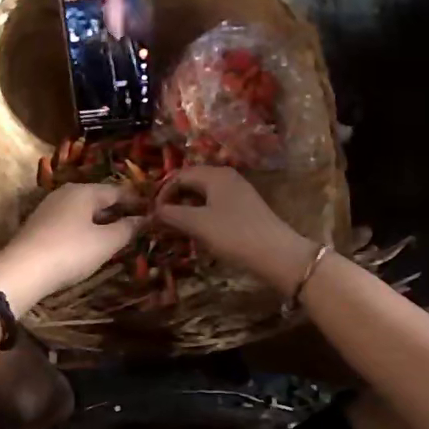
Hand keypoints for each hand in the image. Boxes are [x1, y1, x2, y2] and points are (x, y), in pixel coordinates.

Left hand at [0, 183, 142, 304]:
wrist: (23, 270)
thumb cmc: (71, 251)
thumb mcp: (106, 242)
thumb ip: (127, 228)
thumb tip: (145, 218)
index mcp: (85, 191)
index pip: (118, 191)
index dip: (137, 201)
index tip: (153, 211)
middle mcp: (66, 193)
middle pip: (99, 198)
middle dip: (119, 210)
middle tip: (139, 224)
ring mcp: (50, 208)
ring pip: (84, 210)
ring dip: (102, 220)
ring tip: (119, 234)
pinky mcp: (40, 225)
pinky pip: (71, 220)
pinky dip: (86, 227)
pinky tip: (92, 242)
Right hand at [155, 167, 318, 293]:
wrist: (276, 254)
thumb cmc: (234, 235)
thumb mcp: (198, 224)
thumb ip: (172, 214)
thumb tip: (153, 211)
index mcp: (215, 174)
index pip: (179, 175)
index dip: (162, 192)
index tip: (152, 213)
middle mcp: (227, 177)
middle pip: (193, 183)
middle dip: (175, 200)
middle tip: (162, 222)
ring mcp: (239, 193)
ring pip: (205, 196)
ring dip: (188, 210)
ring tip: (177, 229)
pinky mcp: (246, 209)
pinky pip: (217, 206)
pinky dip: (203, 216)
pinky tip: (199, 233)